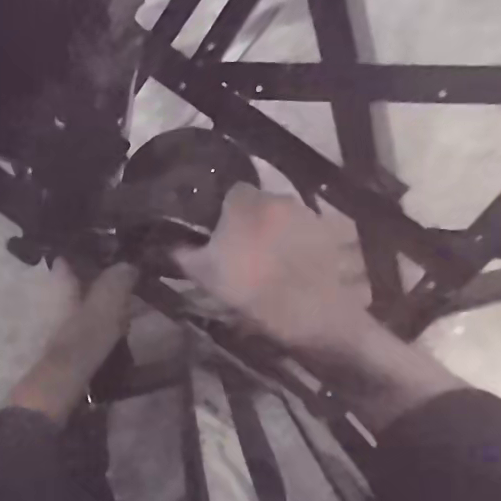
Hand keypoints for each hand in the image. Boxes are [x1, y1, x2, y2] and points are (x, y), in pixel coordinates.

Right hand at [174, 186, 383, 359]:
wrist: (306, 308)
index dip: (222, 213)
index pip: (228, 192)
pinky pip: (309, 234)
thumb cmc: (247, 286)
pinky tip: (295, 270)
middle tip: (244, 250)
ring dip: (277, 234)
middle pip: (259, 205)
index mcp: (242, 201)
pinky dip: (301, 247)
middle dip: (252, 222)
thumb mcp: (202, 273)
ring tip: (271, 263)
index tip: (219, 234)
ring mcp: (308, 213)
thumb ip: (182, 253)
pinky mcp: (333, 233)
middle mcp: (278, 197)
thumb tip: (168, 244)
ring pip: (285, 219)